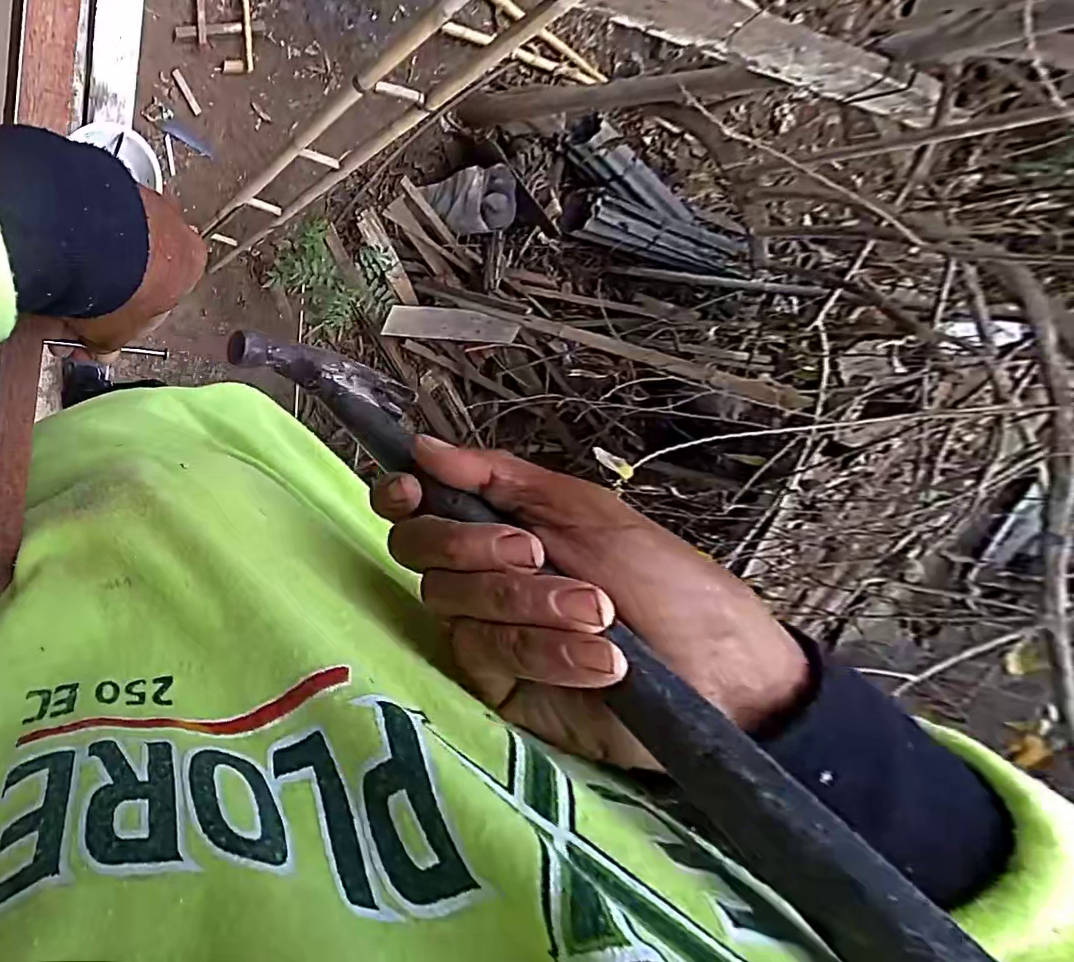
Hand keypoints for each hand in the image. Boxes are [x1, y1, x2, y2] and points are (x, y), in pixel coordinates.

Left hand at [0, 126, 203, 355]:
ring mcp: (146, 202)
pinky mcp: (115, 183)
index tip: (102, 326)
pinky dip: (80, 235)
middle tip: (77, 309)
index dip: (125, 318)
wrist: (95, 243)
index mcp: (191, 266)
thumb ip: (110, 343)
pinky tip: (60, 254)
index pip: (159, 300)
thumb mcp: (116, 335)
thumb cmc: (121, 288)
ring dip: (92, 263)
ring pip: (117, 241)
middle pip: (138, 268)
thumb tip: (101, 351)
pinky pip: (96, 216)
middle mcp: (175, 228)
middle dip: (108, 291)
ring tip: (63, 282)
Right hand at [371, 437, 808, 768]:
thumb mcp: (587, 511)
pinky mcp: (492, 679)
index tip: (412, 491)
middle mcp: (471, 573)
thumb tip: (424, 447)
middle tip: (532, 552)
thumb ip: (500, 476)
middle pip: (415, 547)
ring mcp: (477, 625)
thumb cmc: (665, 583)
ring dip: (523, 601)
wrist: (729, 680)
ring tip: (598, 613)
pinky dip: (545, 649)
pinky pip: (485, 651)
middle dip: (467, 545)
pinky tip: (601, 659)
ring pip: (448, 598)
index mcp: (488, 526)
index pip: (413, 507)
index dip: (398, 495)